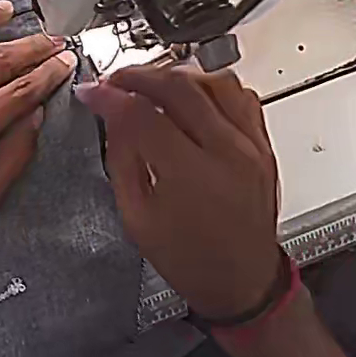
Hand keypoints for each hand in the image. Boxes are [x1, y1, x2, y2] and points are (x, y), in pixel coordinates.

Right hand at [75, 63, 283, 320]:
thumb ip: (123, 160)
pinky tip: (192, 96)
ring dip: (175, 76)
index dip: (109, 97)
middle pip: (178, 86)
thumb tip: (113, 117)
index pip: (141, 114)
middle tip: (115, 82)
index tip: (92, 93)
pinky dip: (210, 87)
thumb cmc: (191, 260)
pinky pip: (241, 95)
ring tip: (151, 86)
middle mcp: (227, 154)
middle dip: (137, 77)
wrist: (241, 280)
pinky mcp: (263, 145)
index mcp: (190, 177)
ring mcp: (251, 146)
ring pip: (213, 81)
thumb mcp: (137, 216)